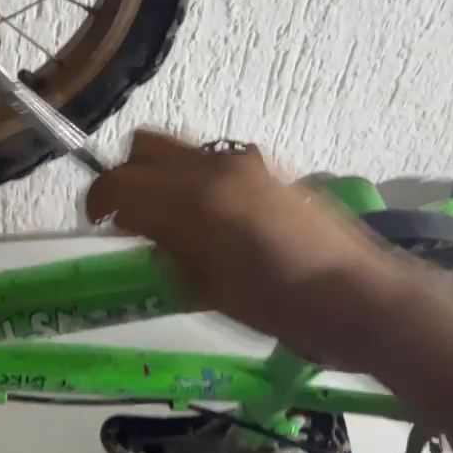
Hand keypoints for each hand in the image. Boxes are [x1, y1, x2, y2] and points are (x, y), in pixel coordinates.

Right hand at [87, 130, 405, 358]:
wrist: (358, 295)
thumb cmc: (280, 307)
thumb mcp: (210, 289)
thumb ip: (169, 250)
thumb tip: (144, 231)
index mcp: (194, 200)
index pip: (121, 182)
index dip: (97, 200)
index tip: (94, 222)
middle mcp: (213, 167)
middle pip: (144, 145)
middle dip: (126, 175)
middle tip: (130, 216)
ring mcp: (242, 161)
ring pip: (179, 147)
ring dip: (161, 173)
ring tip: (173, 218)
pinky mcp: (266, 166)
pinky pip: (212, 159)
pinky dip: (195, 178)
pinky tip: (214, 218)